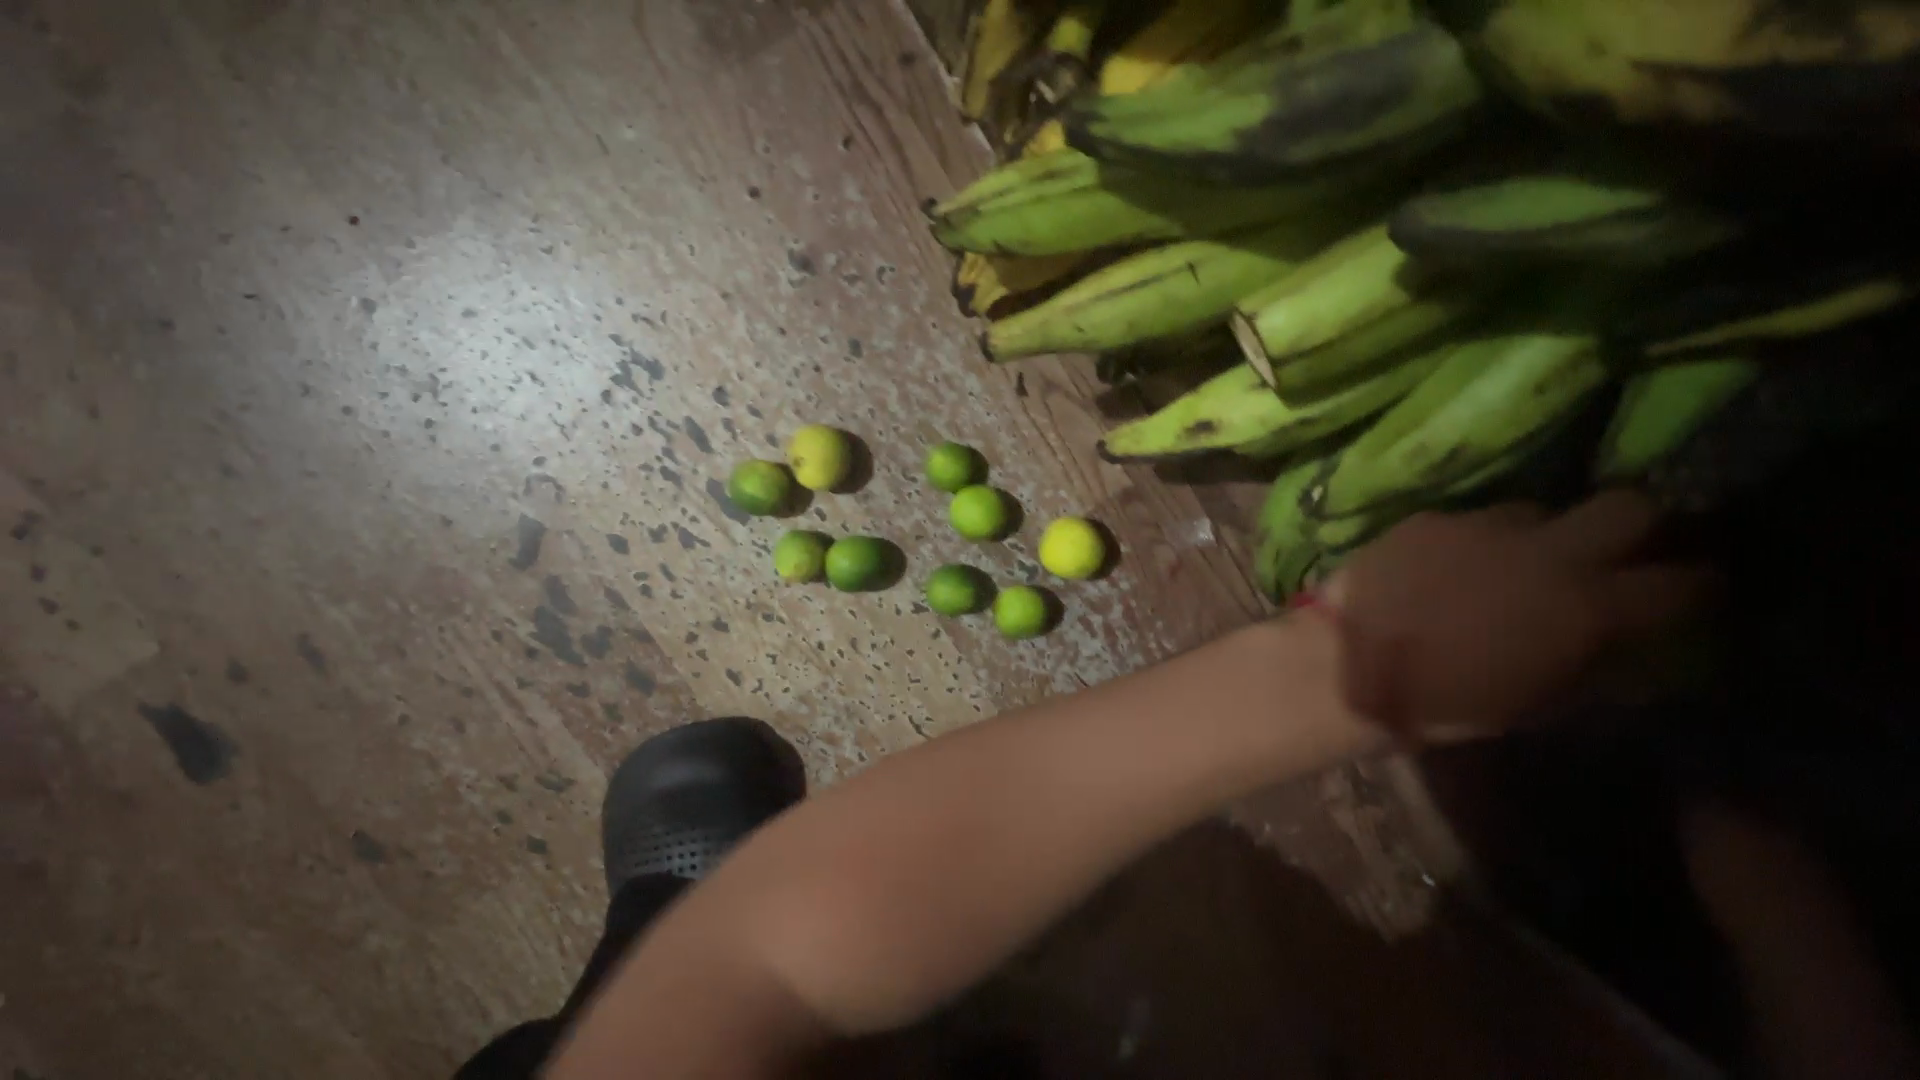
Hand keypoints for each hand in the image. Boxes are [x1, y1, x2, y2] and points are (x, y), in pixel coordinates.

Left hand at [1327, 490, 1709, 740]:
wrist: (1344, 667)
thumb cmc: (1442, 703)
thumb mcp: (1536, 704)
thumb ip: (1596, 669)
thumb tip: (1636, 651)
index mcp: (1585, 603)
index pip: (1681, 580)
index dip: (1697, 585)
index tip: (1693, 592)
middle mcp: (1546, 550)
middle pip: (1627, 506)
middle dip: (1636, 525)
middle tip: (1616, 553)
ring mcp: (1483, 525)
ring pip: (1540, 509)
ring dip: (1541, 534)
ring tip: (1512, 563)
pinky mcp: (1429, 518)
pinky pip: (1472, 519)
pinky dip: (1475, 541)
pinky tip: (1449, 566)